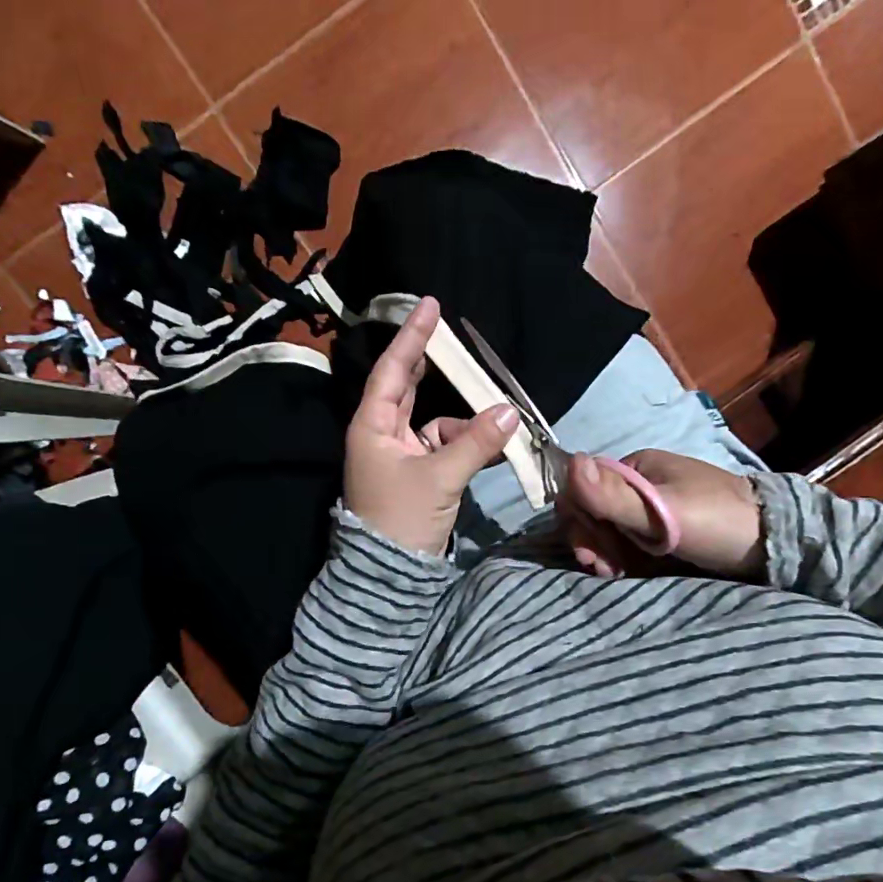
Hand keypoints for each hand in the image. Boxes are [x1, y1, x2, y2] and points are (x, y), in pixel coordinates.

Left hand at [344, 297, 520, 554]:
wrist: (391, 574)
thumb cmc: (402, 518)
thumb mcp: (440, 478)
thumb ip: (475, 442)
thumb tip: (509, 413)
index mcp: (373, 427)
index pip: (393, 371)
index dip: (411, 337)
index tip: (430, 305)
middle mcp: (384, 435)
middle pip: (412, 391)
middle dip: (438, 372)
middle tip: (459, 347)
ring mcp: (402, 456)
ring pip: (438, 424)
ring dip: (467, 424)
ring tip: (500, 428)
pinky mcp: (419, 475)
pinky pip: (447, 448)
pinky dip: (468, 446)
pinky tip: (494, 447)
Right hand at [559, 449, 764, 579]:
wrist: (770, 543)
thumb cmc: (717, 521)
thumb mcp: (663, 511)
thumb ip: (615, 496)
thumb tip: (570, 461)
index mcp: (636, 468)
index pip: (584, 490)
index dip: (579, 522)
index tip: (590, 555)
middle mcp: (639, 485)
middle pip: (594, 512)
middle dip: (591, 542)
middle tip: (603, 571)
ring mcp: (652, 509)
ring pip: (608, 530)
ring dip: (603, 553)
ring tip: (613, 575)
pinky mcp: (663, 532)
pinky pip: (628, 542)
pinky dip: (620, 558)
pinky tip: (624, 573)